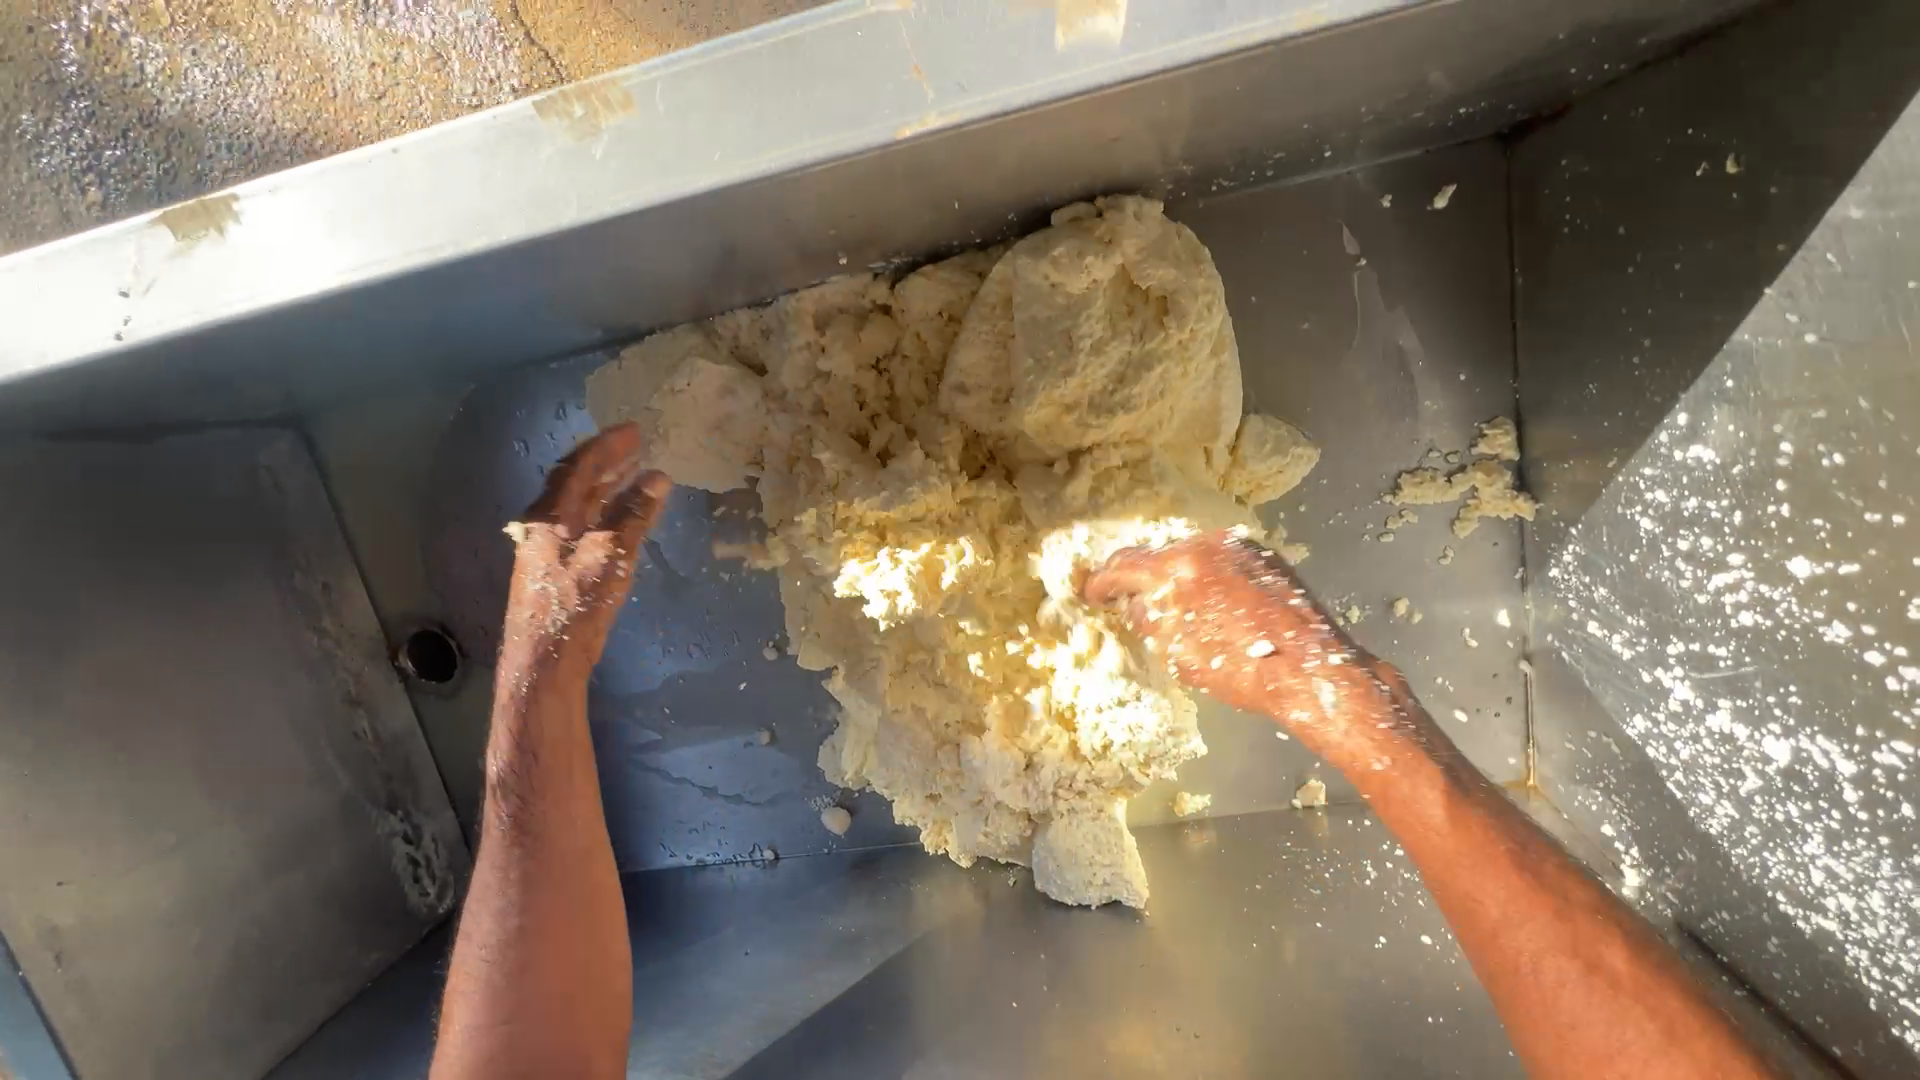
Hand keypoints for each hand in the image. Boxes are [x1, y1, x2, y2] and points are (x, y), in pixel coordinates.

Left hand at [501, 423, 671, 678]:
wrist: (544, 661)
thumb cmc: (575, 606)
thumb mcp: (611, 557)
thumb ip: (633, 516)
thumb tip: (657, 477)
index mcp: (550, 516)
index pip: (579, 467)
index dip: (607, 446)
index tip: (635, 431)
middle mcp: (543, 525)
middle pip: (575, 482)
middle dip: (607, 462)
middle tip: (637, 446)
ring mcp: (547, 548)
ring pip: (578, 504)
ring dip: (605, 486)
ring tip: (633, 473)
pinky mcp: (555, 569)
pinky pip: (582, 524)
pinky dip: (604, 510)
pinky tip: (620, 517)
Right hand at [1082, 532, 1409, 762]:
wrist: (1312, 670)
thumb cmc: (1239, 670)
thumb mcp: (1177, 653)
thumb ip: (1147, 620)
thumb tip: (1135, 604)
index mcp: (1175, 570)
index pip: (1122, 566)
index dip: (1101, 582)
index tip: (1092, 594)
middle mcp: (1203, 546)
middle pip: (1155, 555)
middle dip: (1139, 578)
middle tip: (1131, 599)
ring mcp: (1236, 546)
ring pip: (1188, 554)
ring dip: (1175, 575)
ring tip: (1177, 604)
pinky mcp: (1263, 555)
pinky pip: (1219, 558)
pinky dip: (1206, 574)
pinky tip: (1213, 601)